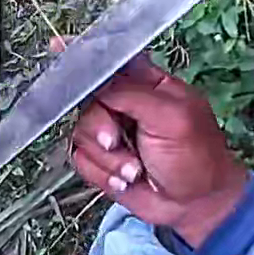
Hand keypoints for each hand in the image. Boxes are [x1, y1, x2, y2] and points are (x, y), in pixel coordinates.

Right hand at [60, 42, 249, 247]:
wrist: (195, 207)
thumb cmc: (195, 157)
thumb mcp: (171, 117)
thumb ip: (131, 94)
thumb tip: (96, 82)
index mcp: (146, 85)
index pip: (111, 62)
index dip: (85, 55)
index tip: (57, 47)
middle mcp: (124, 106)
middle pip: (87, 101)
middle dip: (99, 126)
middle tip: (116, 141)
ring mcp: (110, 134)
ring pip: (81, 133)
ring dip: (108, 157)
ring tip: (134, 171)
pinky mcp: (101, 161)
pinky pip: (81, 159)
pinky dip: (102, 174)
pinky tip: (126, 181)